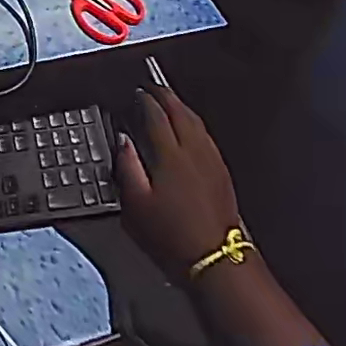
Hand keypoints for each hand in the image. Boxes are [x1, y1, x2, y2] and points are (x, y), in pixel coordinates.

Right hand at [115, 85, 242, 279]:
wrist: (216, 261)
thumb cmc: (172, 235)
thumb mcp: (137, 203)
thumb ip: (128, 167)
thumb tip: (123, 140)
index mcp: (171, 156)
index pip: (157, 117)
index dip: (146, 100)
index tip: (137, 92)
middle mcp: (194, 153)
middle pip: (181, 113)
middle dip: (166, 95)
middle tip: (153, 85)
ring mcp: (211, 162)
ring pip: (197, 122)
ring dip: (182, 105)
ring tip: (170, 98)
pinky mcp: (222, 173)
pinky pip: (207, 135)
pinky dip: (195, 122)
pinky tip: (190, 125)